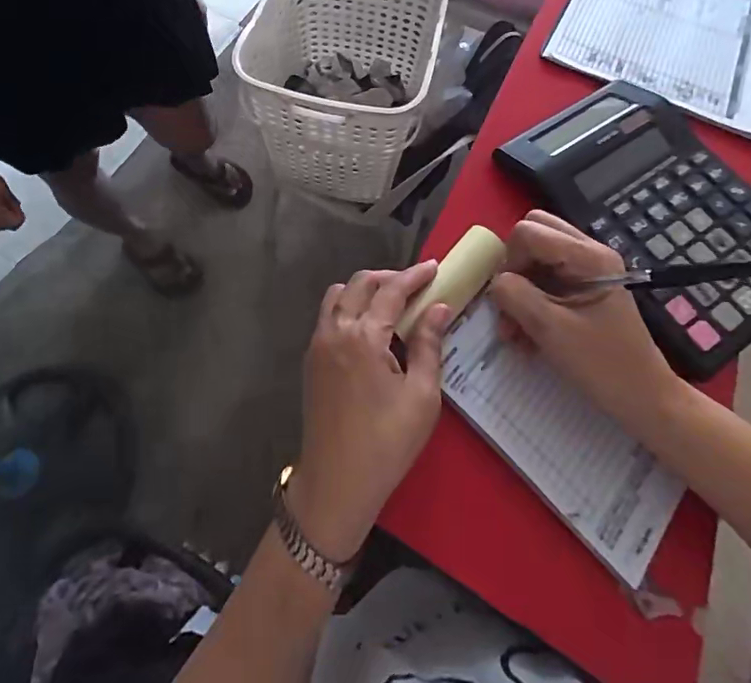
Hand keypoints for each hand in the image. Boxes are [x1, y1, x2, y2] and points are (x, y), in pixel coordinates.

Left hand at [290, 261, 453, 561]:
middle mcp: (335, 331)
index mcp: (363, 337)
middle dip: (389, 277)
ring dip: (364, 289)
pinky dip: (348, 307)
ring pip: (337, 296)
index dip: (414, 276)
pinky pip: (328, 316)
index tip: (434, 268)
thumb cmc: (386, 443)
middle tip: (416, 284)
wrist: (336, 483)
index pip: (391, 291)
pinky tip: (370, 327)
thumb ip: (429, 345)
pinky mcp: (311, 359)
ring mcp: (318, 344)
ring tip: (391, 303)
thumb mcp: (422, 397)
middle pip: (359, 284)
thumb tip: (439, 308)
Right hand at [489, 211, 678, 428]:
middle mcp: (590, 253)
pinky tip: (528, 335)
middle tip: (510, 301)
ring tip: (514, 331)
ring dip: (520, 288)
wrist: (643, 398)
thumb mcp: (550, 330)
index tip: (508, 298)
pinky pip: (547, 277)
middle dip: (514, 266)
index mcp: (588, 257)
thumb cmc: (601, 364)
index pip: (529, 232)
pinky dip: (532, 299)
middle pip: (534, 233)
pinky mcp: (584, 286)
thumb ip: (516, 296)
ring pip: (538, 256)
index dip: (509, 261)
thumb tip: (496, 282)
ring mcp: (588, 269)